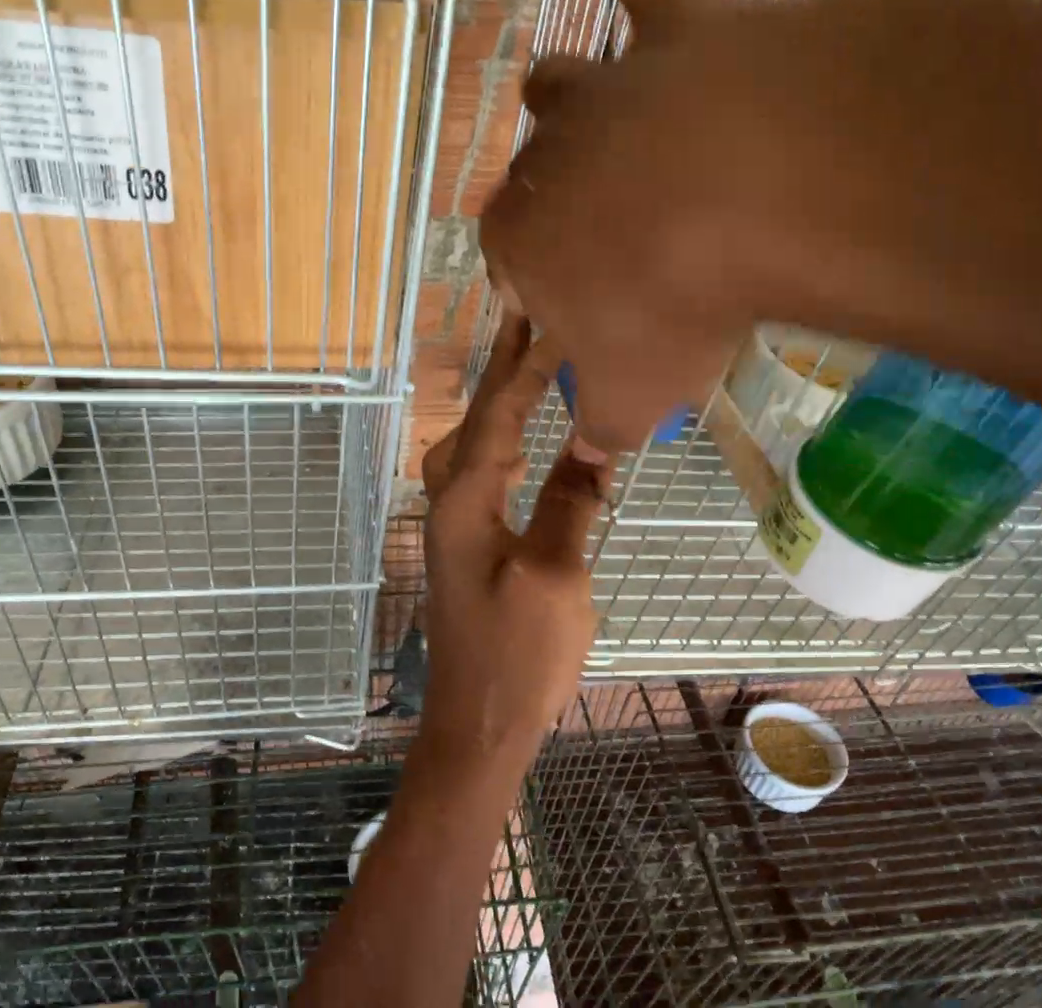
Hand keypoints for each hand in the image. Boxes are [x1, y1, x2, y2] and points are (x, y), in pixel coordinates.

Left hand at [418, 315, 612, 767]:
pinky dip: (501, 445)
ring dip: (497, 405)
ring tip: (528, 367)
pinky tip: (520, 445)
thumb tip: (593, 442)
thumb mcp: (555, 576)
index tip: (551, 316)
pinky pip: (481, 477)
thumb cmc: (517, 655)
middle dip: (501, 372)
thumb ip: (570, 503)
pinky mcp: (467, 550)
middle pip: (474, 421)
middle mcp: (449, 503)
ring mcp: (454, 528)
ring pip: (472, 448)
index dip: (525, 367)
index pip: (497, 416)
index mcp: (465, 501)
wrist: (478, 724)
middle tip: (529, 319)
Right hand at [481, 0, 1041, 451]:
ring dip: (573, 96)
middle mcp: (543, 154)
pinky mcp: (677, 23)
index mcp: (519, 238)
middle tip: (606, 225)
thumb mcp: (636, 393)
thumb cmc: (670, 306)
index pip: (508, 261)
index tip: (573, 308)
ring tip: (612, 114)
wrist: (754, 185)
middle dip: (555, 196)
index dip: (537, 286)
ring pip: (558, 77)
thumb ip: (604, 426)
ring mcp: (605, 83)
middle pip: (528, 170)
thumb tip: (590, 456)